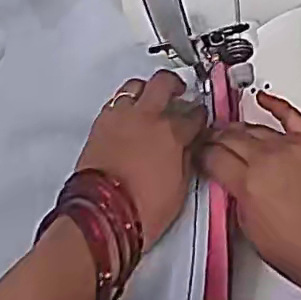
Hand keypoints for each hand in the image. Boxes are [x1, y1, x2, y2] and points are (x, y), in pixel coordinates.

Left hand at [76, 71, 207, 246]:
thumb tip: (188, 150)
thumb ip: (186, 161)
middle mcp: (147, 118)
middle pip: (164, 83)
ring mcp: (122, 117)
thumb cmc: (139, 209)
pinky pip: (115, 102)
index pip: (193, 115)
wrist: (102, 216)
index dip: (199, 115)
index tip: (199, 118)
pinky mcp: (100, 123)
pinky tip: (127, 114)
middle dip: (175, 84)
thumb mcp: (179, 190)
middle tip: (178, 91)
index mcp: (171, 133)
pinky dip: (124, 104)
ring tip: (149, 98)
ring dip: (146, 89)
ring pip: (136, 86)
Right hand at [199, 91, 300, 293]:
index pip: (214, 156)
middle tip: (211, 140)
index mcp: (247, 182)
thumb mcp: (248, 229)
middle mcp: (267, 159)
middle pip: (231, 137)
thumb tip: (229, 182)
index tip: (200, 153)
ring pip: (256, 127)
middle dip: (216, 138)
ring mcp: (290, 148)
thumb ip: (234, 196)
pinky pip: (290, 115)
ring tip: (231, 129)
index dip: (202, 154)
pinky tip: (265, 99)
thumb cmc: (298, 249)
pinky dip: (276, 104)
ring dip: (239, 127)